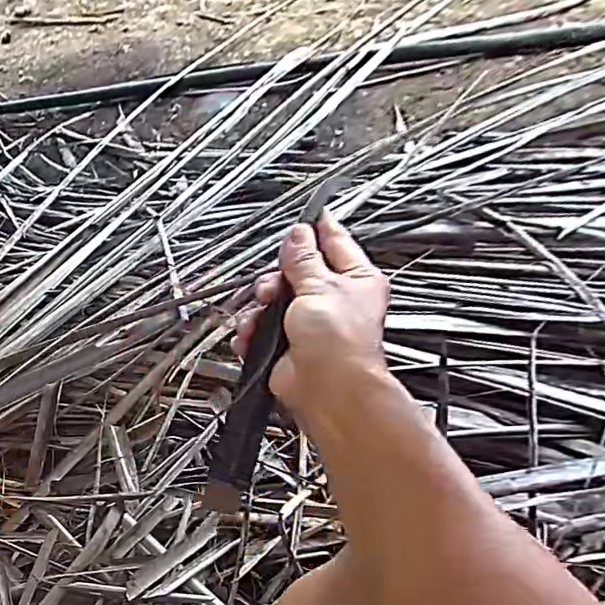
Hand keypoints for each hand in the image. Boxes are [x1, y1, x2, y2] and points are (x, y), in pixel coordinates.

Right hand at [235, 214, 389, 419]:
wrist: (325, 387)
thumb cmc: (339, 342)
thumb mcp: (319, 286)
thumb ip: (304, 259)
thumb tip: (299, 235)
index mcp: (353, 280)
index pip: (333, 242)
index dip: (316, 230)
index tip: (307, 216)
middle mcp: (332, 300)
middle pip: (294, 273)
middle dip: (275, 279)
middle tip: (272, 286)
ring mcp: (308, 323)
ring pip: (271, 302)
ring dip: (258, 308)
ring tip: (261, 316)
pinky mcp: (285, 344)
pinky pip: (259, 329)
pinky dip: (250, 332)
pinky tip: (252, 335)